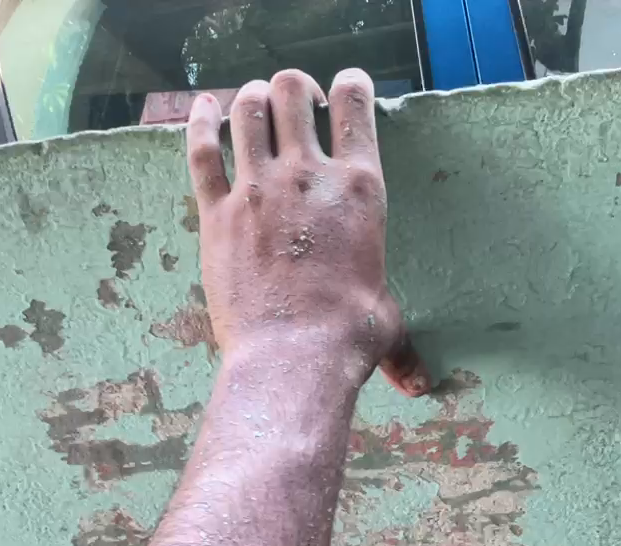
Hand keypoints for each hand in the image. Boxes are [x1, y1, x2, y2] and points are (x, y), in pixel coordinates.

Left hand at [185, 69, 429, 396]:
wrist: (292, 358)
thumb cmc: (347, 339)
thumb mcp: (387, 327)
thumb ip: (403, 344)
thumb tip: (420, 384)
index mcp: (358, 189)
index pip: (355, 104)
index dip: (349, 86)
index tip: (343, 92)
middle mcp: (307, 176)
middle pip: (292, 92)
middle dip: (294, 91)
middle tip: (296, 110)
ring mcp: (257, 190)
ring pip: (248, 110)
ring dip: (253, 100)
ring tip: (256, 110)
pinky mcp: (217, 214)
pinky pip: (201, 150)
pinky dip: (200, 122)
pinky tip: (204, 108)